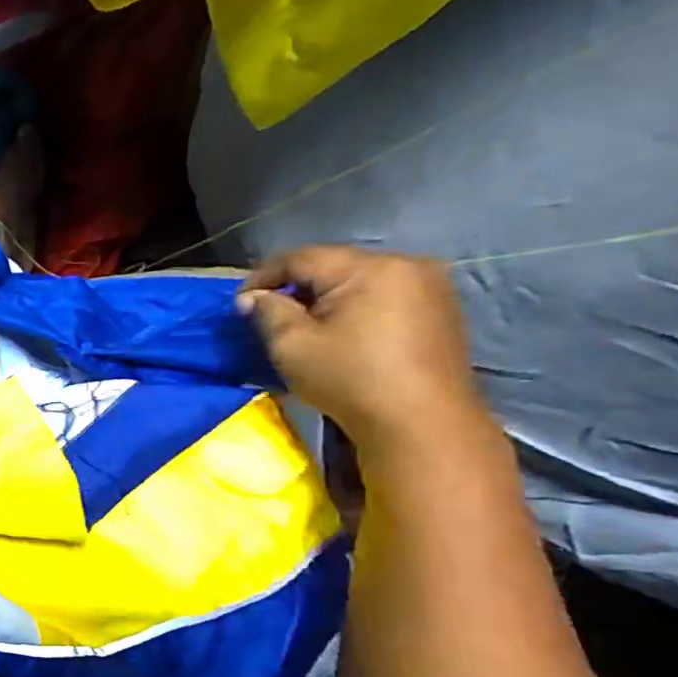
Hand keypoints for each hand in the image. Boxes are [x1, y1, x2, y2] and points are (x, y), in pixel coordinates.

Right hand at [239, 246, 490, 448]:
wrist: (419, 419)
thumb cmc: (349, 377)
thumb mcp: (292, 345)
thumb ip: (268, 312)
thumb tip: (251, 297)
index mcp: (370, 268)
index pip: (302, 257)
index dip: (263, 276)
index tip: (238, 302)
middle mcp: (406, 265)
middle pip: (333, 265)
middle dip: (295, 286)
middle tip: (266, 314)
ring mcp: (430, 286)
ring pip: (359, 279)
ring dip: (324, 297)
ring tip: (300, 324)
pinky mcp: (439, 308)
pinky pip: (383, 295)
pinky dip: (353, 306)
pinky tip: (338, 331)